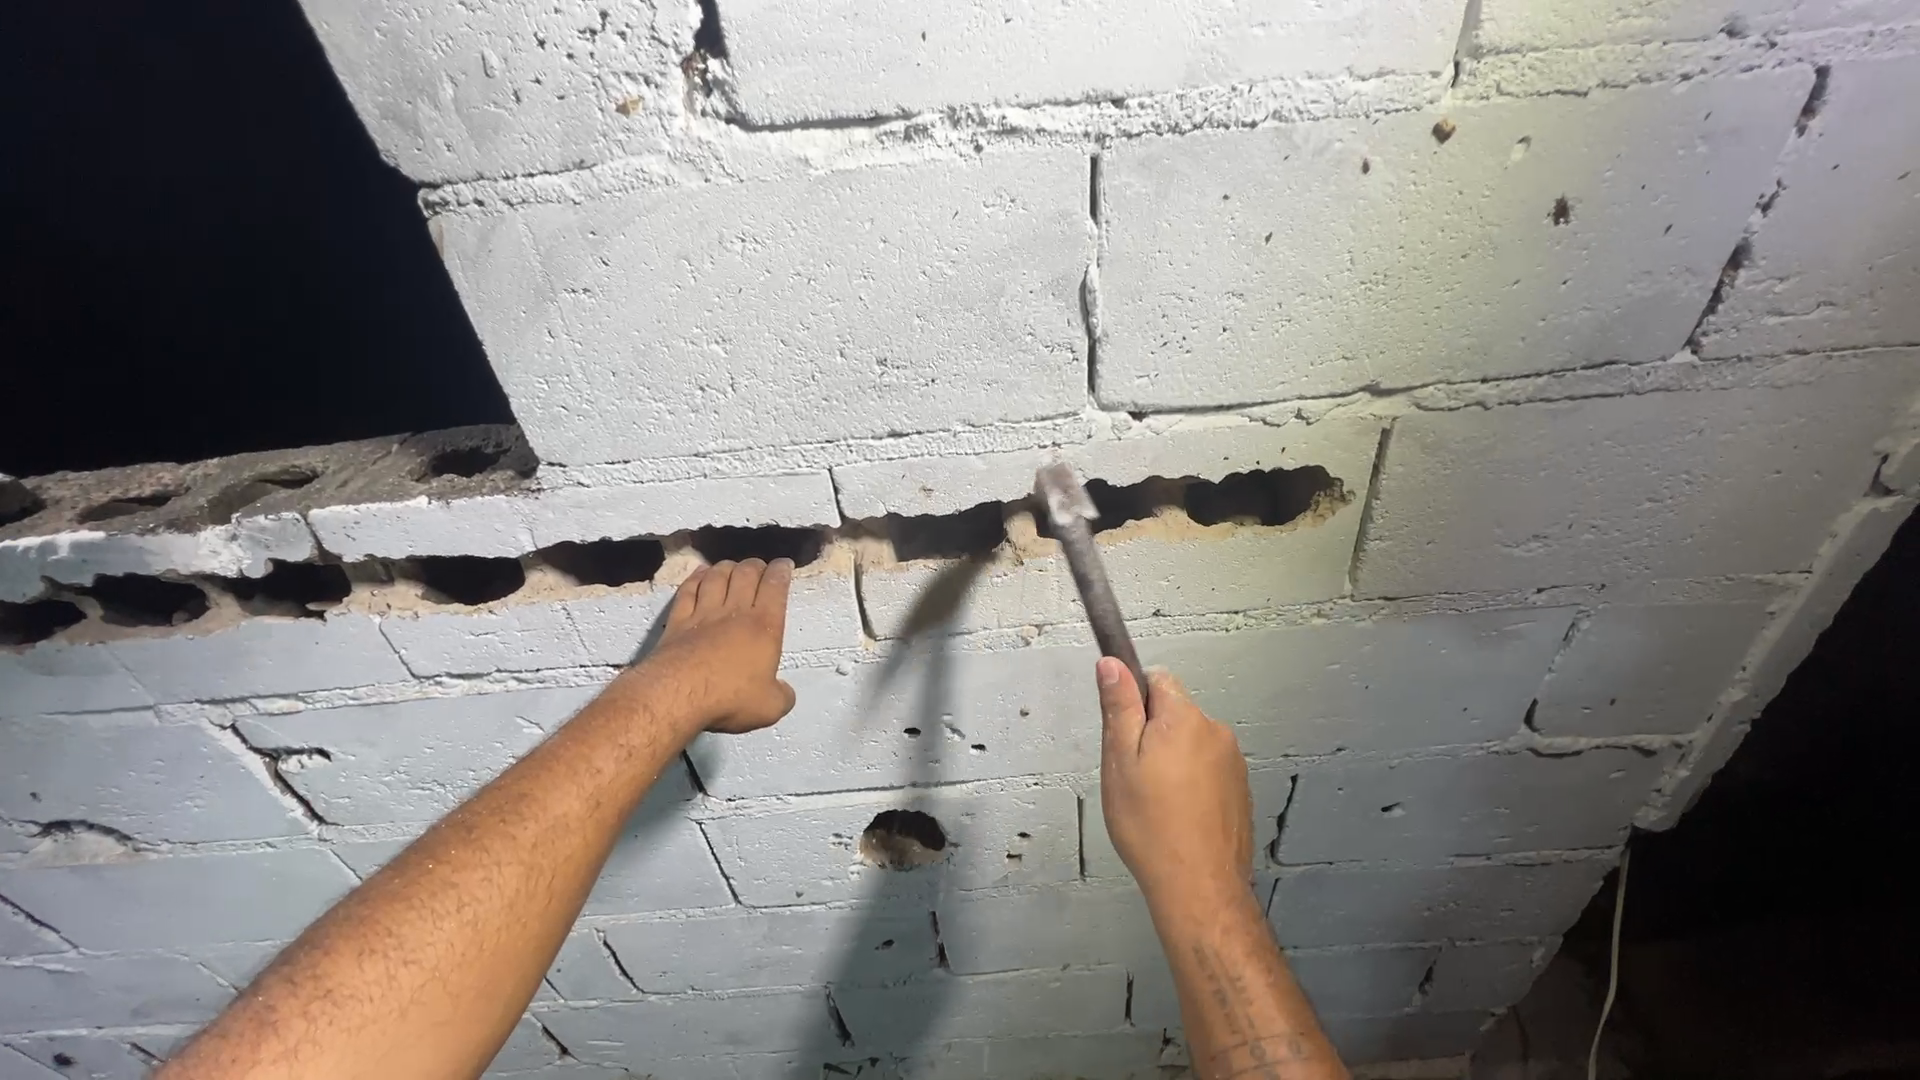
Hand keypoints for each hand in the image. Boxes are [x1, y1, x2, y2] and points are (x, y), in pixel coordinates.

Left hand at [630, 559, 796, 734]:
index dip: (781, 571)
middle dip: (755, 565)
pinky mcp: (678, 622)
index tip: (784, 564)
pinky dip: (696, 578)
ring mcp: (704, 614)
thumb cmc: (730, 697)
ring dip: (727, 567)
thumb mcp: (769, 707)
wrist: (678, 695)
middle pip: (746, 574)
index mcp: (764, 626)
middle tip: (759, 565)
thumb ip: (782, 696)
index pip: (775, 587)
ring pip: (717, 577)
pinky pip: (688, 590)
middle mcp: (735, 612)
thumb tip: (785, 693)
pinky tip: (700, 573)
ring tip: (732, 566)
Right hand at [1096, 658, 1253, 908]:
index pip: (1157, 678)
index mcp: (1184, 718)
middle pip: (1174, 711)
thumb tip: (1112, 663)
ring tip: (1154, 797)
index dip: (1133, 699)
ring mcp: (1232, 761)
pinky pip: (1207, 768)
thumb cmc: (1152, 826)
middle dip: (1151, 732)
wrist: (1197, 884)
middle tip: (1133, 771)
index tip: (1123, 728)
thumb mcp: (1119, 759)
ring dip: (1172, 757)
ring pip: (1190, 741)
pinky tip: (1176, 811)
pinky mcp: (1239, 788)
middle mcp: (1215, 732)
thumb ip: (1118, 705)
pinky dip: (1191, 781)